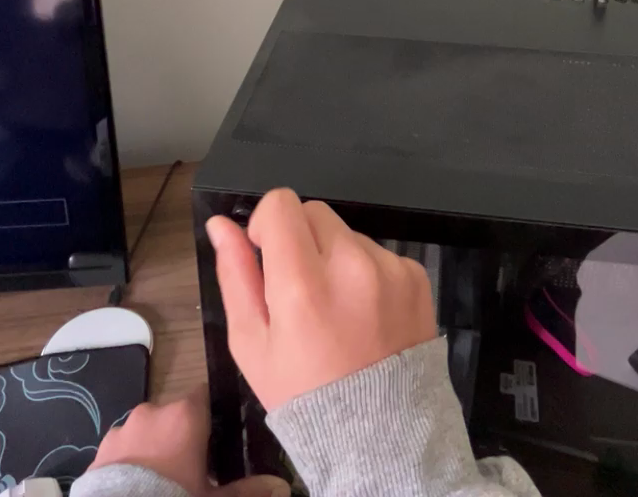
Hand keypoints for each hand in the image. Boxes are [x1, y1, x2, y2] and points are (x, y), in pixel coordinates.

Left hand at [86, 386, 286, 496]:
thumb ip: (247, 491)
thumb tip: (282, 487)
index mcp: (186, 415)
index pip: (205, 396)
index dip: (212, 416)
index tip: (216, 438)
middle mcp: (154, 411)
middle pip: (175, 415)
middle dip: (181, 438)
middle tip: (189, 470)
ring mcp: (123, 429)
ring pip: (146, 432)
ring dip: (152, 449)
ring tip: (157, 484)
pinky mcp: (100, 450)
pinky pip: (121, 450)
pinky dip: (128, 463)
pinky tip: (132, 490)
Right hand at [206, 188, 435, 410]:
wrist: (381, 433)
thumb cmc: (304, 392)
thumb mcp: (252, 345)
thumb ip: (235, 275)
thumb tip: (222, 225)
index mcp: (303, 284)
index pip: (281, 204)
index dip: (268, 224)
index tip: (270, 254)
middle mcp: (351, 265)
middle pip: (313, 212)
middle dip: (301, 240)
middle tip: (301, 289)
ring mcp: (389, 268)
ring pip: (346, 232)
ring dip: (334, 257)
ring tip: (337, 309)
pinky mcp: (415, 274)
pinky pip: (378, 252)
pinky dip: (367, 272)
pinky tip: (365, 314)